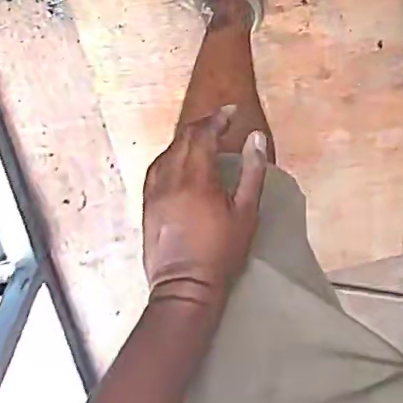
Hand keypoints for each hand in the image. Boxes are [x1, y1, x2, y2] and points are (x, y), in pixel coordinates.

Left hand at [141, 104, 267, 310]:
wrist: (184, 290)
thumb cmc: (221, 251)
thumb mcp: (246, 212)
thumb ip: (252, 171)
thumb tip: (255, 137)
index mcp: (196, 178)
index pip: (203, 134)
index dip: (217, 118)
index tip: (231, 112)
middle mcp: (170, 180)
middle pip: (183, 138)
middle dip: (203, 125)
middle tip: (221, 123)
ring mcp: (155, 193)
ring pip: (168, 152)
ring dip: (186, 140)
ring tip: (204, 140)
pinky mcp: (147, 206)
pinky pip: (157, 169)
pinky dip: (171, 156)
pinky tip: (181, 162)